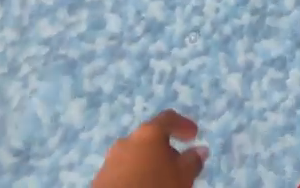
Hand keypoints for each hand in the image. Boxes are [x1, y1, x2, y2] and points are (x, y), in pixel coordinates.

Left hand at [92, 110, 208, 187]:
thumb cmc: (154, 187)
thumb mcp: (182, 176)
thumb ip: (193, 161)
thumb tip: (200, 150)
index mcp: (149, 132)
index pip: (169, 118)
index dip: (183, 125)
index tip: (194, 135)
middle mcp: (128, 140)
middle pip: (150, 137)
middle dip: (165, 148)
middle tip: (177, 164)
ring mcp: (111, 159)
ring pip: (135, 155)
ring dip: (148, 163)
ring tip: (158, 179)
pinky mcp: (99, 179)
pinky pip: (123, 170)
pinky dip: (134, 175)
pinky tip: (141, 186)